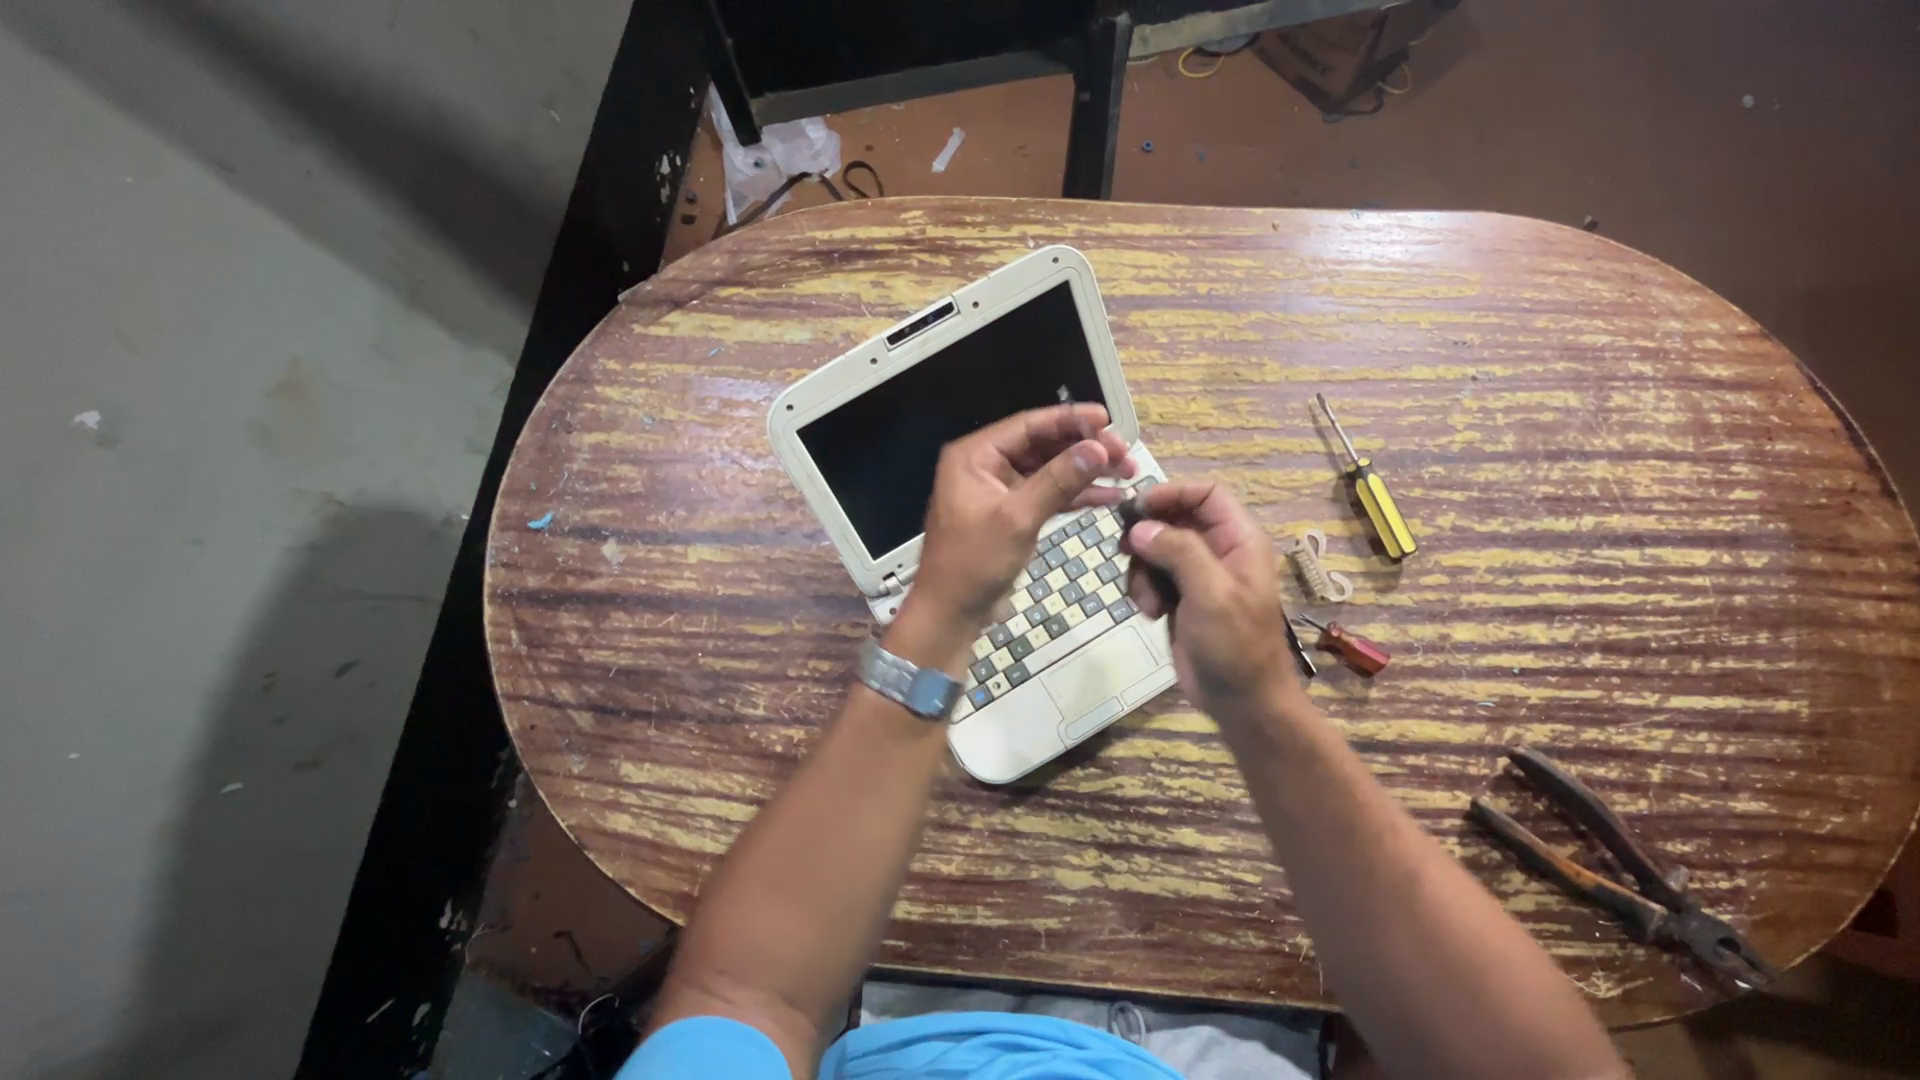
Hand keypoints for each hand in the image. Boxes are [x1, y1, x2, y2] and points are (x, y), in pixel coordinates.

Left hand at [902, 404, 1132, 644]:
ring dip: (1086, 472)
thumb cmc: (973, 562)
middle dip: (1084, 448)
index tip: (1108, 420)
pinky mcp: (1013, 515)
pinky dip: (1076, 496)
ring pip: (1050, 471)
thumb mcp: (1017, 518)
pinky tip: (1109, 497)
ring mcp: (1000, 491)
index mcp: (974, 456)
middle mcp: (986, 466)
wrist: (951, 613)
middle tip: (1125, 453)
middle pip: (1042, 446)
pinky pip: (1048, 496)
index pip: (1028, 425)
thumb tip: (1097, 448)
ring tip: (1127, 473)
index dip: (1070, 419)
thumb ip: (1058, 480)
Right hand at [1121, 480, 1304, 720]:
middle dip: (1147, 535)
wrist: (1240, 701)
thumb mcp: (1210, 593)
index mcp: (1239, 541)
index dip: (1171, 493)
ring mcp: (1197, 575)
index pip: (1206, 494)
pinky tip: (1151, 614)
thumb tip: (1140, 527)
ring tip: (1148, 601)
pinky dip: (1142, 590)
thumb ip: (1178, 552)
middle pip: (1173, 518)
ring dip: (1141, 570)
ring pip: (1155, 548)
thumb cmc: (1235, 645)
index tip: (1137, 509)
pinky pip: (1150, 576)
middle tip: (1125, 551)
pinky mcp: (1179, 598)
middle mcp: (1218, 551)